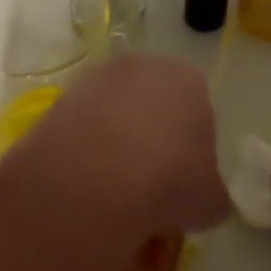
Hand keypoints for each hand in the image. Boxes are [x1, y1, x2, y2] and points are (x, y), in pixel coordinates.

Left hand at [0, 54, 230, 253]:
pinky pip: (81, 132)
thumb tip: (201, 200)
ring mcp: (96, 80)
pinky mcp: (59, 100)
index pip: (198, 114)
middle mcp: (143, 67)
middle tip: (150, 193)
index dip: (192, 154)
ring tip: (114, 199)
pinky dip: (84, 157)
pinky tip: (85, 191)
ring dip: (115, 152)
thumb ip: (210, 195)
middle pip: (153, 110)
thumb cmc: (170, 180)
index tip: (183, 186)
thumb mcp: (210, 203)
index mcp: (188, 80)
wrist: (93, 178)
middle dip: (152, 147)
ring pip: (114, 120)